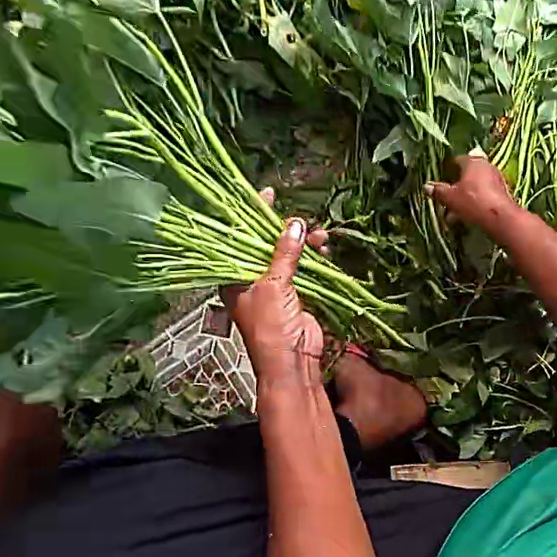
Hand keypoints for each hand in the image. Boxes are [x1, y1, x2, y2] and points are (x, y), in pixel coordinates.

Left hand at [229, 218, 325, 386]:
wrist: (291, 362)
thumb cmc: (270, 326)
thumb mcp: (274, 285)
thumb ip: (284, 254)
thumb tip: (295, 224)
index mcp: (233, 276)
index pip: (240, 237)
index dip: (253, 215)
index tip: (267, 194)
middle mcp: (251, 278)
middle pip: (267, 243)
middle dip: (287, 230)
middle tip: (304, 221)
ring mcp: (275, 285)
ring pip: (289, 254)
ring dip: (305, 244)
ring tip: (321, 238)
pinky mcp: (296, 293)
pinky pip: (304, 268)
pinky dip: (314, 258)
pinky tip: (323, 251)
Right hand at [425, 152, 520, 232]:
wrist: (500, 218)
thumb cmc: (473, 201)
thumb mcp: (450, 197)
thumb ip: (438, 191)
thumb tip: (426, 186)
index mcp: (474, 161)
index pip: (457, 160)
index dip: (447, 171)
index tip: (440, 181)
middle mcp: (487, 166)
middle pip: (467, 175)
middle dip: (456, 188)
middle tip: (446, 200)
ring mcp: (497, 180)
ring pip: (475, 188)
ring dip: (464, 199)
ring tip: (452, 215)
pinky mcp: (502, 194)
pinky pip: (484, 196)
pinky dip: (474, 204)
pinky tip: (466, 217)